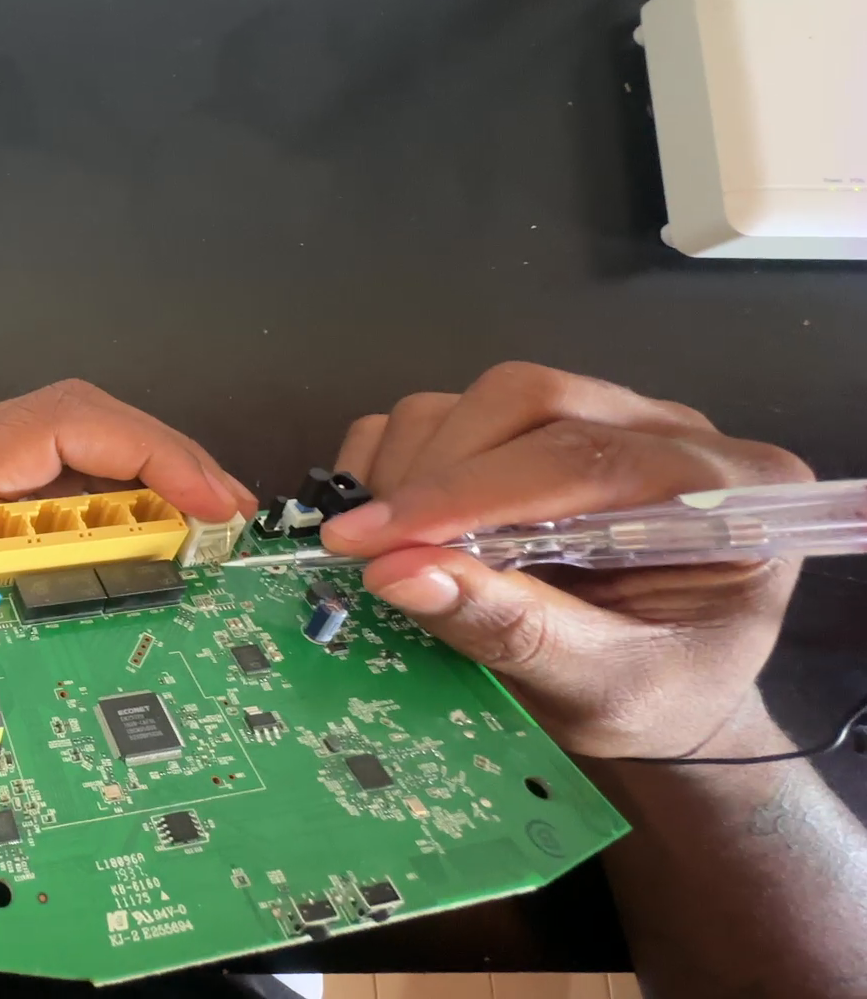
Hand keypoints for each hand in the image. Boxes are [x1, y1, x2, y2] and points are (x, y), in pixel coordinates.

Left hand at [0, 380, 255, 761]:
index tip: (215, 502)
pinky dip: (106, 504)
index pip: (64, 422)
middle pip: (73, 420)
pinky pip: (48, 481)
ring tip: (201, 523)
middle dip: (160, 457)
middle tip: (224, 511)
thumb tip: (171, 559)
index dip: (152, 450)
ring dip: (140, 477)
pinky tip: (146, 537)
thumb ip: (67, 584)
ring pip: (67, 447)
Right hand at [319, 362, 812, 759]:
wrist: (639, 690)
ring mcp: (562, 422)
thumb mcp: (595, 685)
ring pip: (450, 406)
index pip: (581, 458)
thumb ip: (509, 627)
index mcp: (722, 492)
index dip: (463, 496)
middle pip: (515, 401)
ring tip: (392, 550)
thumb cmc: (646, 692)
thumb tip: (394, 573)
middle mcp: (649, 432)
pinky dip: (372, 467)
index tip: (371, 544)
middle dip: (431, 476)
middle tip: (375, 549)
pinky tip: (387, 526)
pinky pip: (406, 421)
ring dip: (396, 476)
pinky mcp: (497, 433)